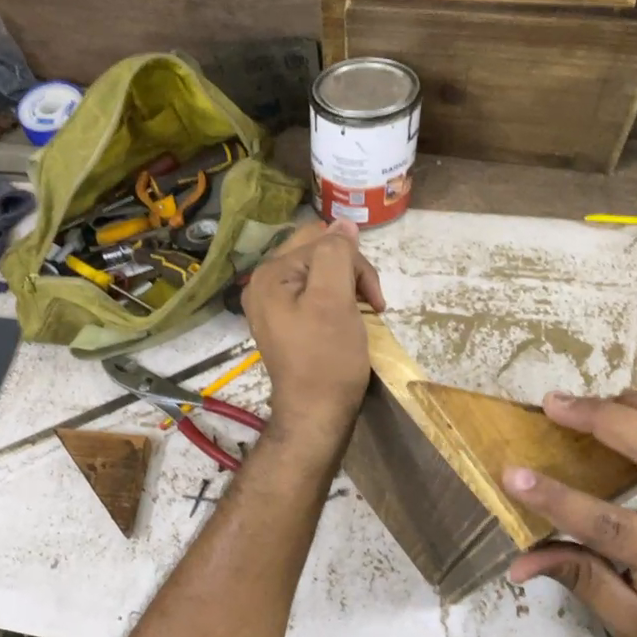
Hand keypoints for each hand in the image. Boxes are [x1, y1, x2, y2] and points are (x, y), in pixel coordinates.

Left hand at [243, 220, 386, 444]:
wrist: (316, 413)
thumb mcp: (335, 299)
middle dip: (350, 274)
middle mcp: (264, 284)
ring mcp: (272, 305)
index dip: (355, 265)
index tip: (372, 299)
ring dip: (348, 288)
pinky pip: (314, 295)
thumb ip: (337, 254)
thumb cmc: (327, 358)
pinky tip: (347, 321)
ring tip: (363, 315)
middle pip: (318, 253)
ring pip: (320, 274)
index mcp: (270, 273)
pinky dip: (336, 303)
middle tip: (369, 305)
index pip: (323, 241)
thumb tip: (343, 223)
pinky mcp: (286, 323)